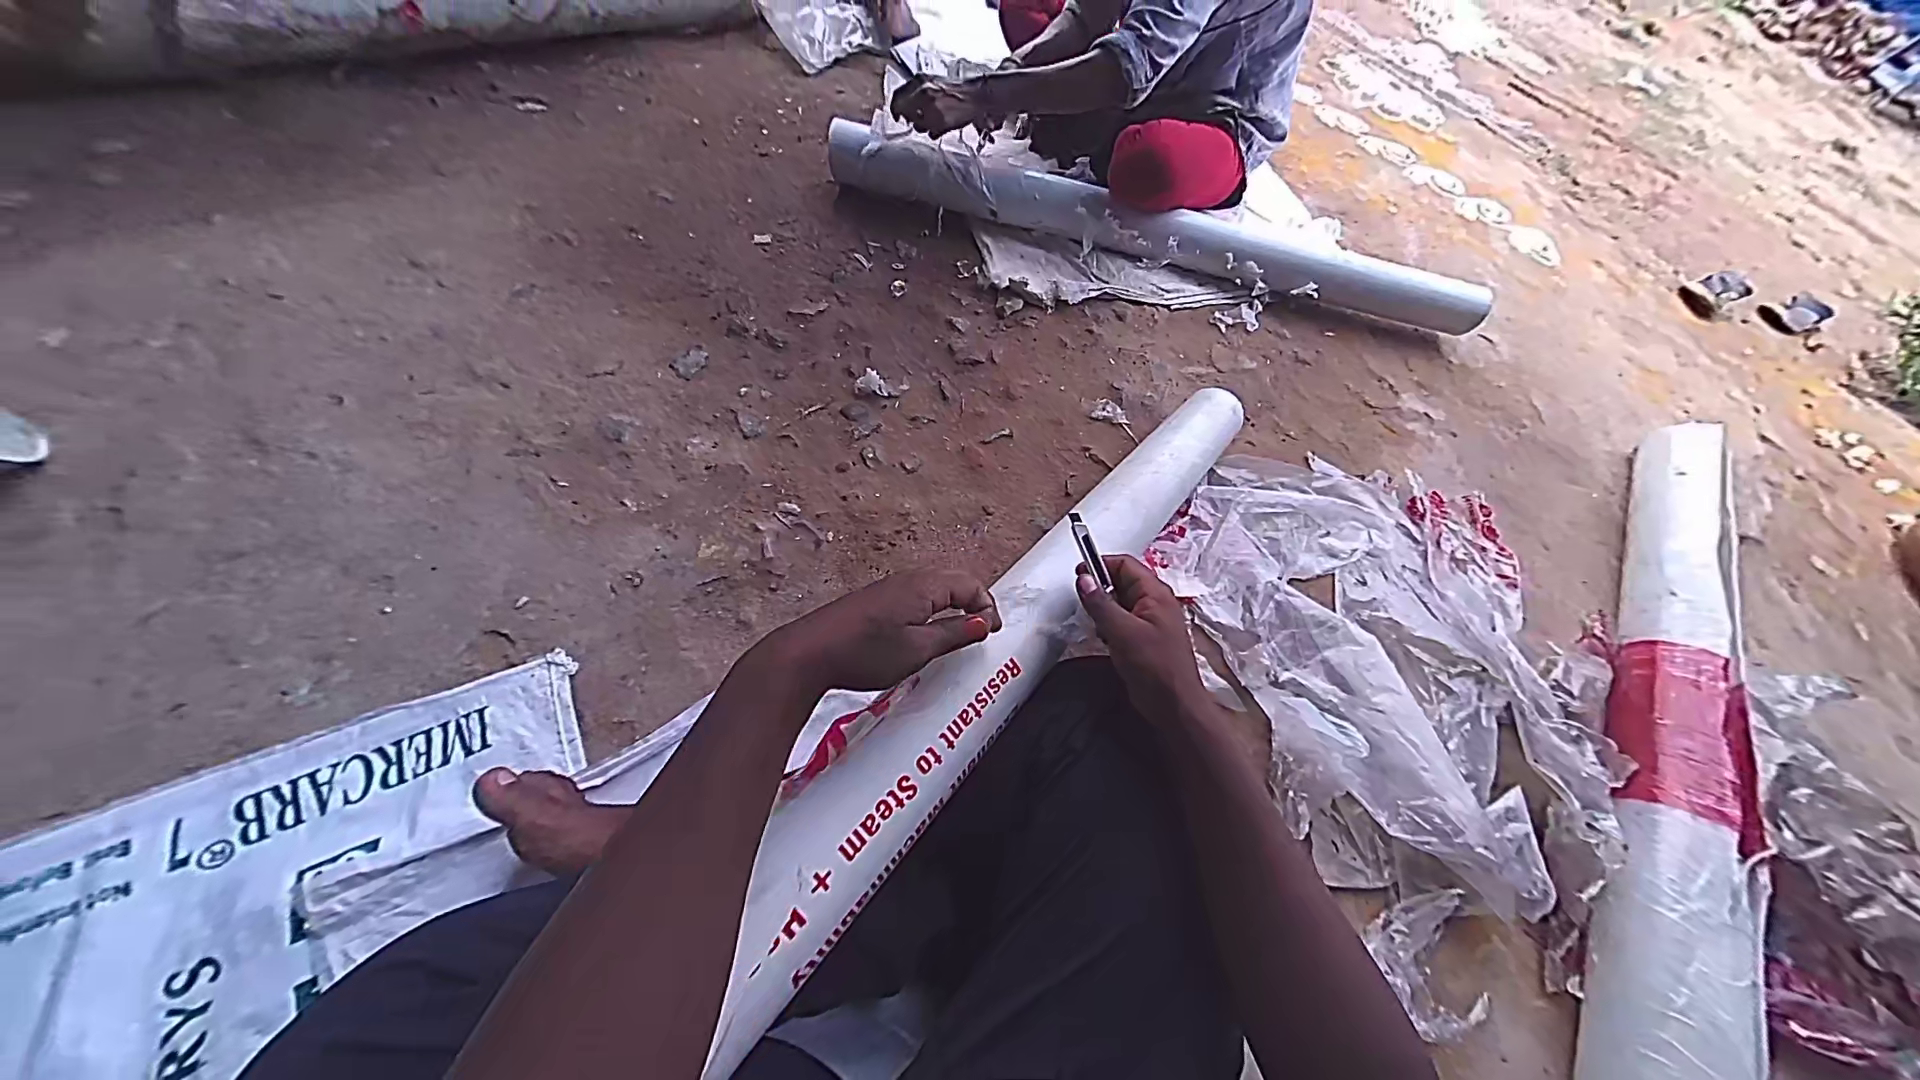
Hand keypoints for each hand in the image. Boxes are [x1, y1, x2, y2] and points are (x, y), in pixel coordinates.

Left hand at [760, 569, 1001, 691]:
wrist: (808, 654)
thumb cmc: (861, 652)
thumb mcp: (917, 649)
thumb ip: (953, 634)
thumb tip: (982, 624)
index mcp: (923, 586)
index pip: (970, 585)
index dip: (987, 607)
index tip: (991, 631)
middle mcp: (908, 580)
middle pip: (954, 581)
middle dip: (974, 602)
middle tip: (981, 630)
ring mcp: (890, 588)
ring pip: (935, 588)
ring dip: (954, 604)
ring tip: (958, 633)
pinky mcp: (876, 600)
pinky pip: (916, 596)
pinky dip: (933, 609)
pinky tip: (926, 632)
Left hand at [890, 75, 988, 138]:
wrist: (976, 96)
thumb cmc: (956, 89)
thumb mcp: (932, 81)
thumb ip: (916, 91)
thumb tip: (903, 104)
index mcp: (921, 81)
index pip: (898, 97)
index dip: (895, 108)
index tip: (896, 115)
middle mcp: (924, 95)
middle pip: (907, 114)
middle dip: (909, 118)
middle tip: (913, 119)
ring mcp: (933, 110)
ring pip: (918, 125)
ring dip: (921, 126)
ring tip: (930, 121)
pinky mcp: (942, 124)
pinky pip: (931, 132)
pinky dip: (932, 131)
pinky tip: (938, 126)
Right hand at [1076, 555, 1208, 721]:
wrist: (1174, 706)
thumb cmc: (1153, 666)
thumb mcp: (1122, 631)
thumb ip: (1100, 604)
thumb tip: (1083, 579)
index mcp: (1155, 594)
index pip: (1125, 565)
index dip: (1100, 564)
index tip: (1078, 575)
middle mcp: (1155, 603)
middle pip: (1122, 582)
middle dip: (1101, 589)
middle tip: (1084, 603)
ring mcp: (1150, 622)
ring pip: (1120, 603)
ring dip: (1104, 610)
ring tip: (1096, 625)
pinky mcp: (1144, 639)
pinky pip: (1122, 622)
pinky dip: (1109, 626)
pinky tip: (1104, 639)